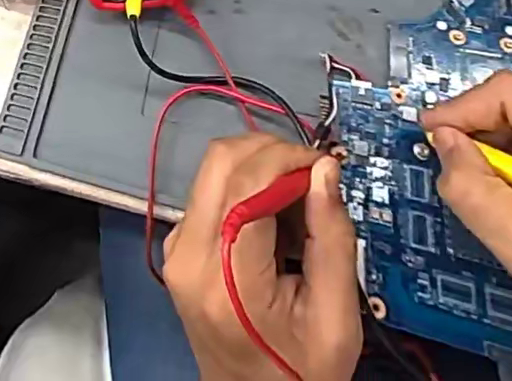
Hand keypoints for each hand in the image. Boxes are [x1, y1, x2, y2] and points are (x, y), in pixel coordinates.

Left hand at [163, 135, 360, 380]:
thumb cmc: (297, 371)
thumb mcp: (334, 319)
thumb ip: (332, 238)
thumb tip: (325, 168)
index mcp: (224, 278)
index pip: (247, 183)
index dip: (288, 159)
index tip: (324, 166)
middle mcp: (188, 252)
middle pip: (222, 160)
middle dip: (272, 151)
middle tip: (312, 174)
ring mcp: (177, 244)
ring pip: (215, 165)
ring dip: (260, 163)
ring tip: (297, 198)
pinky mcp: (178, 240)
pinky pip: (211, 185)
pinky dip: (246, 181)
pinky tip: (274, 212)